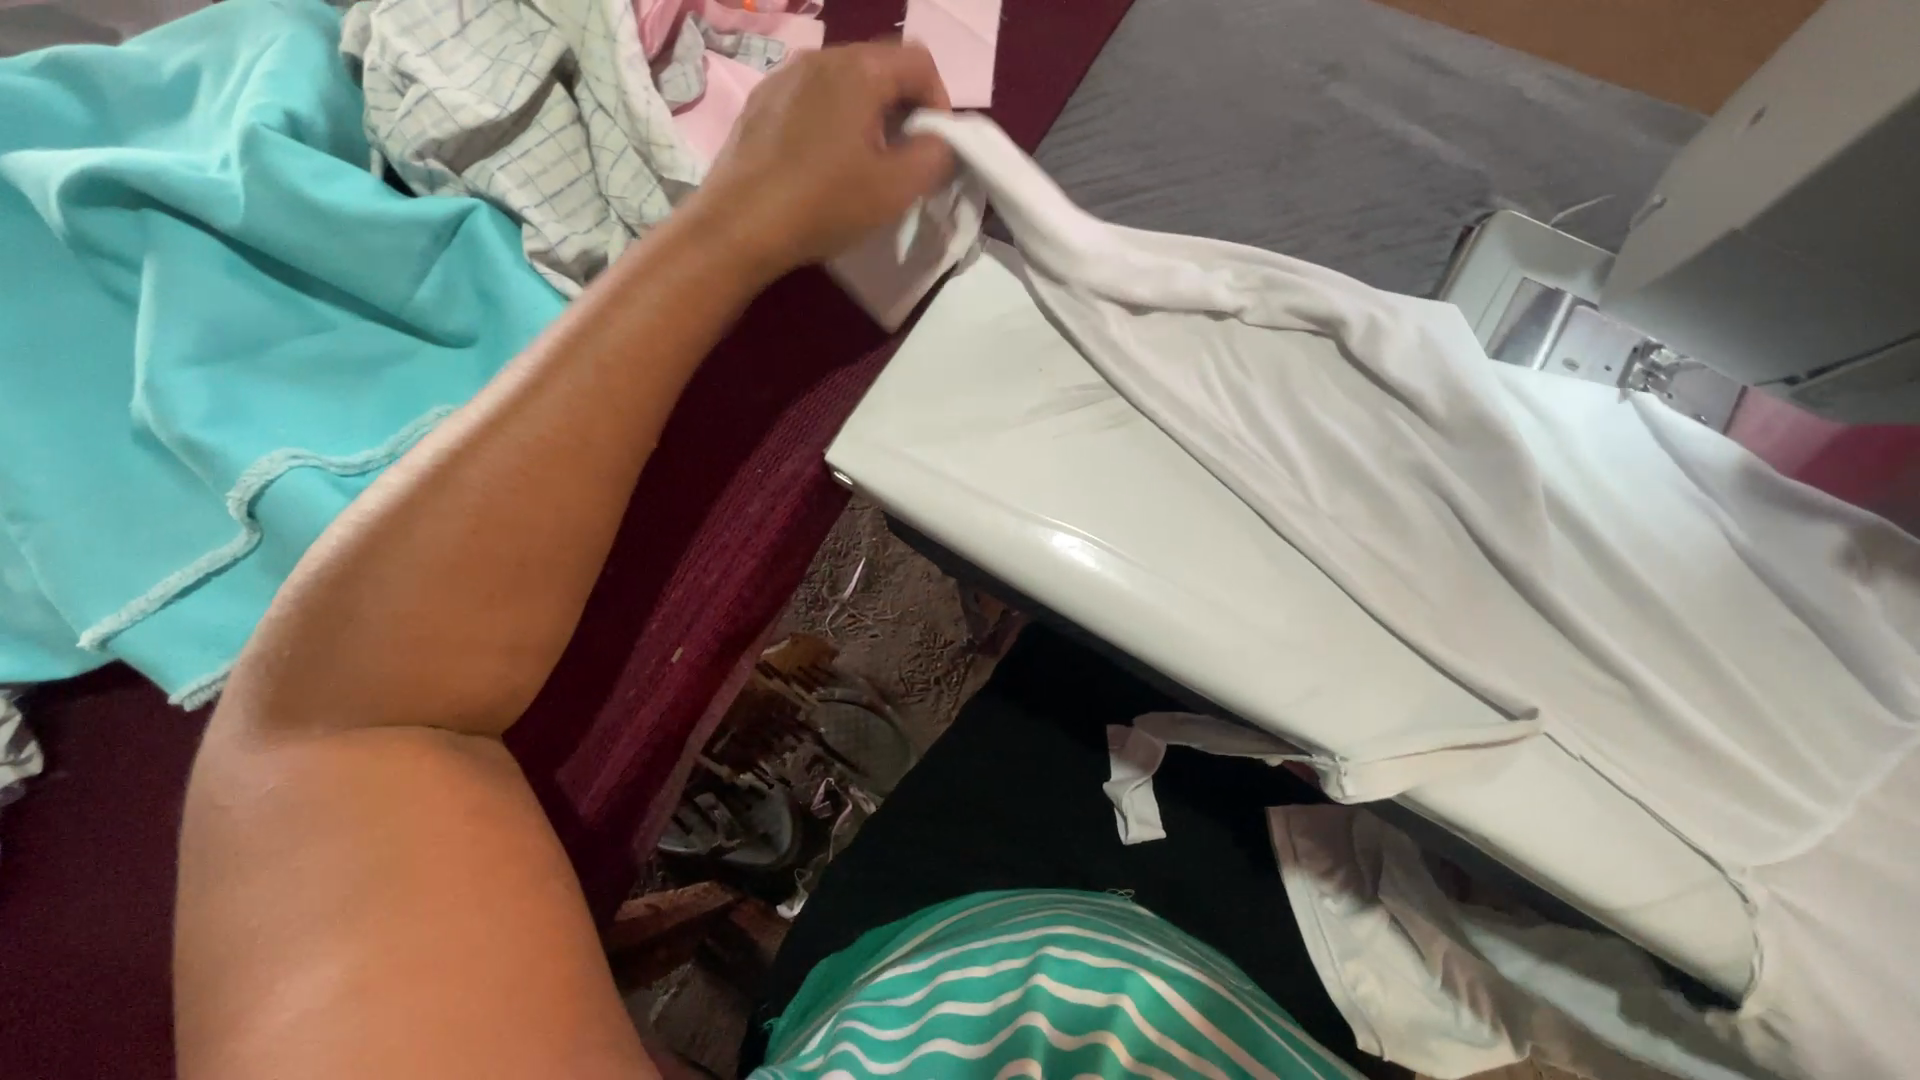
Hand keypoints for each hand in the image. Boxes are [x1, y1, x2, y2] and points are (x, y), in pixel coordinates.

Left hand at [697, 42, 955, 276]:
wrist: (738, 228)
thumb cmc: (824, 204)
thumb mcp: (897, 188)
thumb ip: (935, 156)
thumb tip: (941, 142)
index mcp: (859, 69)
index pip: (921, 62)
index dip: (941, 104)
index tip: (935, 149)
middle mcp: (820, 58)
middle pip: (881, 68)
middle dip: (904, 109)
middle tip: (904, 160)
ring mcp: (784, 78)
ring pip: (844, 84)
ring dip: (867, 117)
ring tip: (864, 166)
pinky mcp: (760, 104)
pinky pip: (811, 101)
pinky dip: (831, 124)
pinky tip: (823, 166)